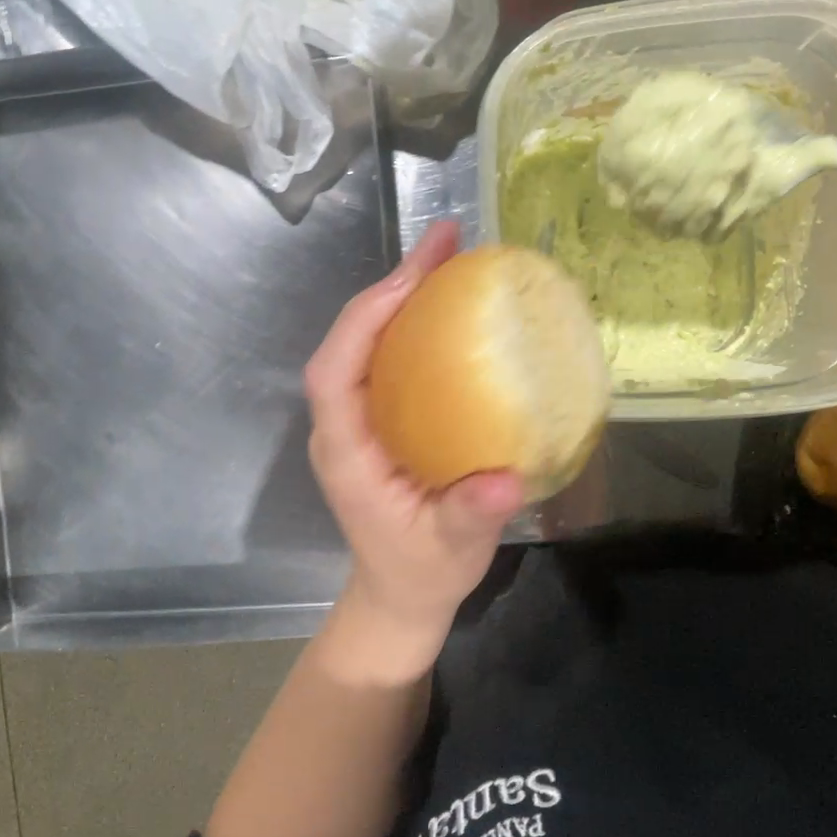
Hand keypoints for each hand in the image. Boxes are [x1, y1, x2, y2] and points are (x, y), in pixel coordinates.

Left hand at [303, 222, 524, 681]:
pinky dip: (416, 324)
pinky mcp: (381, 419)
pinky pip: (391, 358)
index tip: (412, 283)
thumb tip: (503, 481)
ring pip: (369, 342)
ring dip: (405, 295)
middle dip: (392, 287)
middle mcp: (344, 425)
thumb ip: (470, 516)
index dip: (363, 321)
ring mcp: (360, 420)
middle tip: (446, 241)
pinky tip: (453, 307)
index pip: (333, 372)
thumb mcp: (450, 549)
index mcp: (345, 451)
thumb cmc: (419, 572)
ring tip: (451, 257)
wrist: (401, 594)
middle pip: (351, 340)